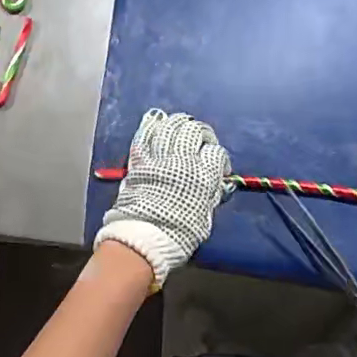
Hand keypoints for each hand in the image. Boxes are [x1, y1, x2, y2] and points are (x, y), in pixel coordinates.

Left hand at [94, 110, 231, 284]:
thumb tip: (214, 185)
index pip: (216, 153)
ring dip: (177, 123)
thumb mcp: (204, 216)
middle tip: (201, 138)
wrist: (144, 236)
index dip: (218, 157)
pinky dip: (149, 126)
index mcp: (203, 176)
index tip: (218, 164)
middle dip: (200, 132)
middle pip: (193, 132)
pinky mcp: (138, 162)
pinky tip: (154, 120)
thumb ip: (209, 196)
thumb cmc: (178, 233)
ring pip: (169, 128)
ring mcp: (158, 159)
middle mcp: (182, 161)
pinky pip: (143, 137)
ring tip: (181, 123)